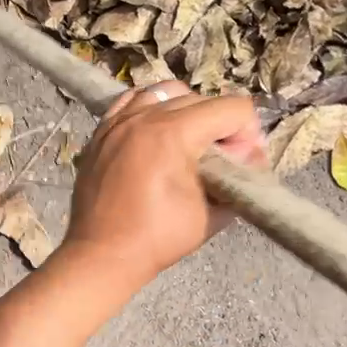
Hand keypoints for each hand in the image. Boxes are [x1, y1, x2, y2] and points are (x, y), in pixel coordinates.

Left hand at [61, 81, 267, 285]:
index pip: (232, 108)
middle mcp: (142, 119)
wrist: (103, 253)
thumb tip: (246, 159)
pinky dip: (147, 109)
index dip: (248, 134)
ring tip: (187, 142)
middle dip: (220, 126)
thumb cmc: (158, 237)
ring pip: (162, 93)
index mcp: (172, 133)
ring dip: (184, 111)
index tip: (242, 162)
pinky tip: (155, 132)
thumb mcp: (215, 211)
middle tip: (219, 160)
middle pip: (200, 100)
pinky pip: (128, 103)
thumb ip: (239, 178)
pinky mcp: (98, 135)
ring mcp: (116, 125)